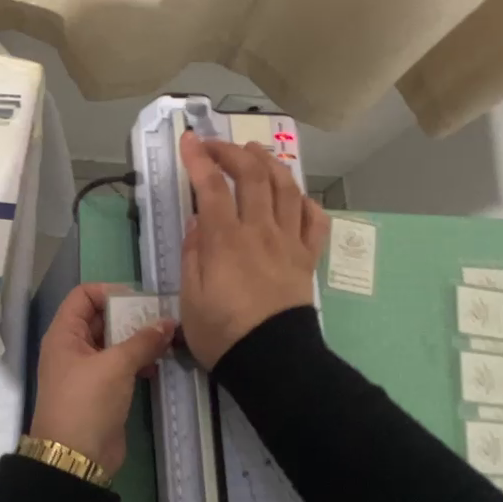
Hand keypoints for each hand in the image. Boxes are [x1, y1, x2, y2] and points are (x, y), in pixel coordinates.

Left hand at [29, 283, 175, 476]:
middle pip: (101, 318)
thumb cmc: (87, 402)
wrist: (75, 458)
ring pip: (114, 343)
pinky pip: (121, 365)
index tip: (139, 300)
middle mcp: (73, 347)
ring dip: (138, 340)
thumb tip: (167, 323)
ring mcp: (87, 370)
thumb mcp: (116, 366)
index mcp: (64, 334)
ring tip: (166, 341)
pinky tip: (157, 365)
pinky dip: (138, 361)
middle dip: (131, 316)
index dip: (109, 292)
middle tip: (162, 319)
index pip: (83, 296)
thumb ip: (143, 341)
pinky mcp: (101, 390)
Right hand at [178, 131, 327, 366]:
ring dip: (270, 163)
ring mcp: (289, 242)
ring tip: (255, 154)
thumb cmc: (222, 334)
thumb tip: (198, 221)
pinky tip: (294, 196)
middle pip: (252, 176)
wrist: (272, 360)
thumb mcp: (190, 298)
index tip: (187, 141)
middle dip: (233, 151)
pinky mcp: (308, 258)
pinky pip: (314, 220)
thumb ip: (193, 254)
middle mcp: (260, 231)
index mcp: (225, 240)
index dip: (199, 159)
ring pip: (286, 188)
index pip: (211, 187)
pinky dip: (305, 201)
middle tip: (216, 146)